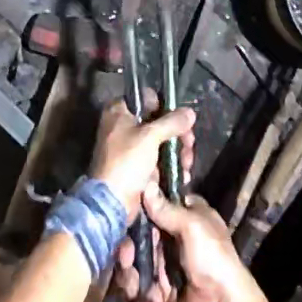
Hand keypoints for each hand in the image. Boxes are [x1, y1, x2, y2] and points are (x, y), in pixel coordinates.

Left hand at [88, 99, 195, 214]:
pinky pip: (158, 159)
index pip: (145, 98)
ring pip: (160, 142)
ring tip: (188, 163)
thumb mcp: (149, 136)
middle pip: (157, 121)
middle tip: (190, 143)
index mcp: (118, 111)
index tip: (180, 118)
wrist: (112, 202)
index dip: (164, 106)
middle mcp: (123, 125)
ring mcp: (130, 147)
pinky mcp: (137, 167)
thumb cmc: (127, 161)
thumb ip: (171, 122)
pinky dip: (170, 164)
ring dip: (177, 151)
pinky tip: (184, 173)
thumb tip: (190, 112)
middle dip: (177, 133)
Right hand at [112, 188, 266, 301]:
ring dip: (133, 279)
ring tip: (136, 291)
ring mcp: (167, 265)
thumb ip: (168, 209)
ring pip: (137, 264)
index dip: (139, 212)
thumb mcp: (193, 227)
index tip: (125, 220)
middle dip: (130, 252)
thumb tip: (147, 184)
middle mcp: (173, 237)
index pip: (155, 205)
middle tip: (126, 261)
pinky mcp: (163, 291)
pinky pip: (144, 290)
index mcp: (185, 216)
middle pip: (140, 237)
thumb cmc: (213, 259)